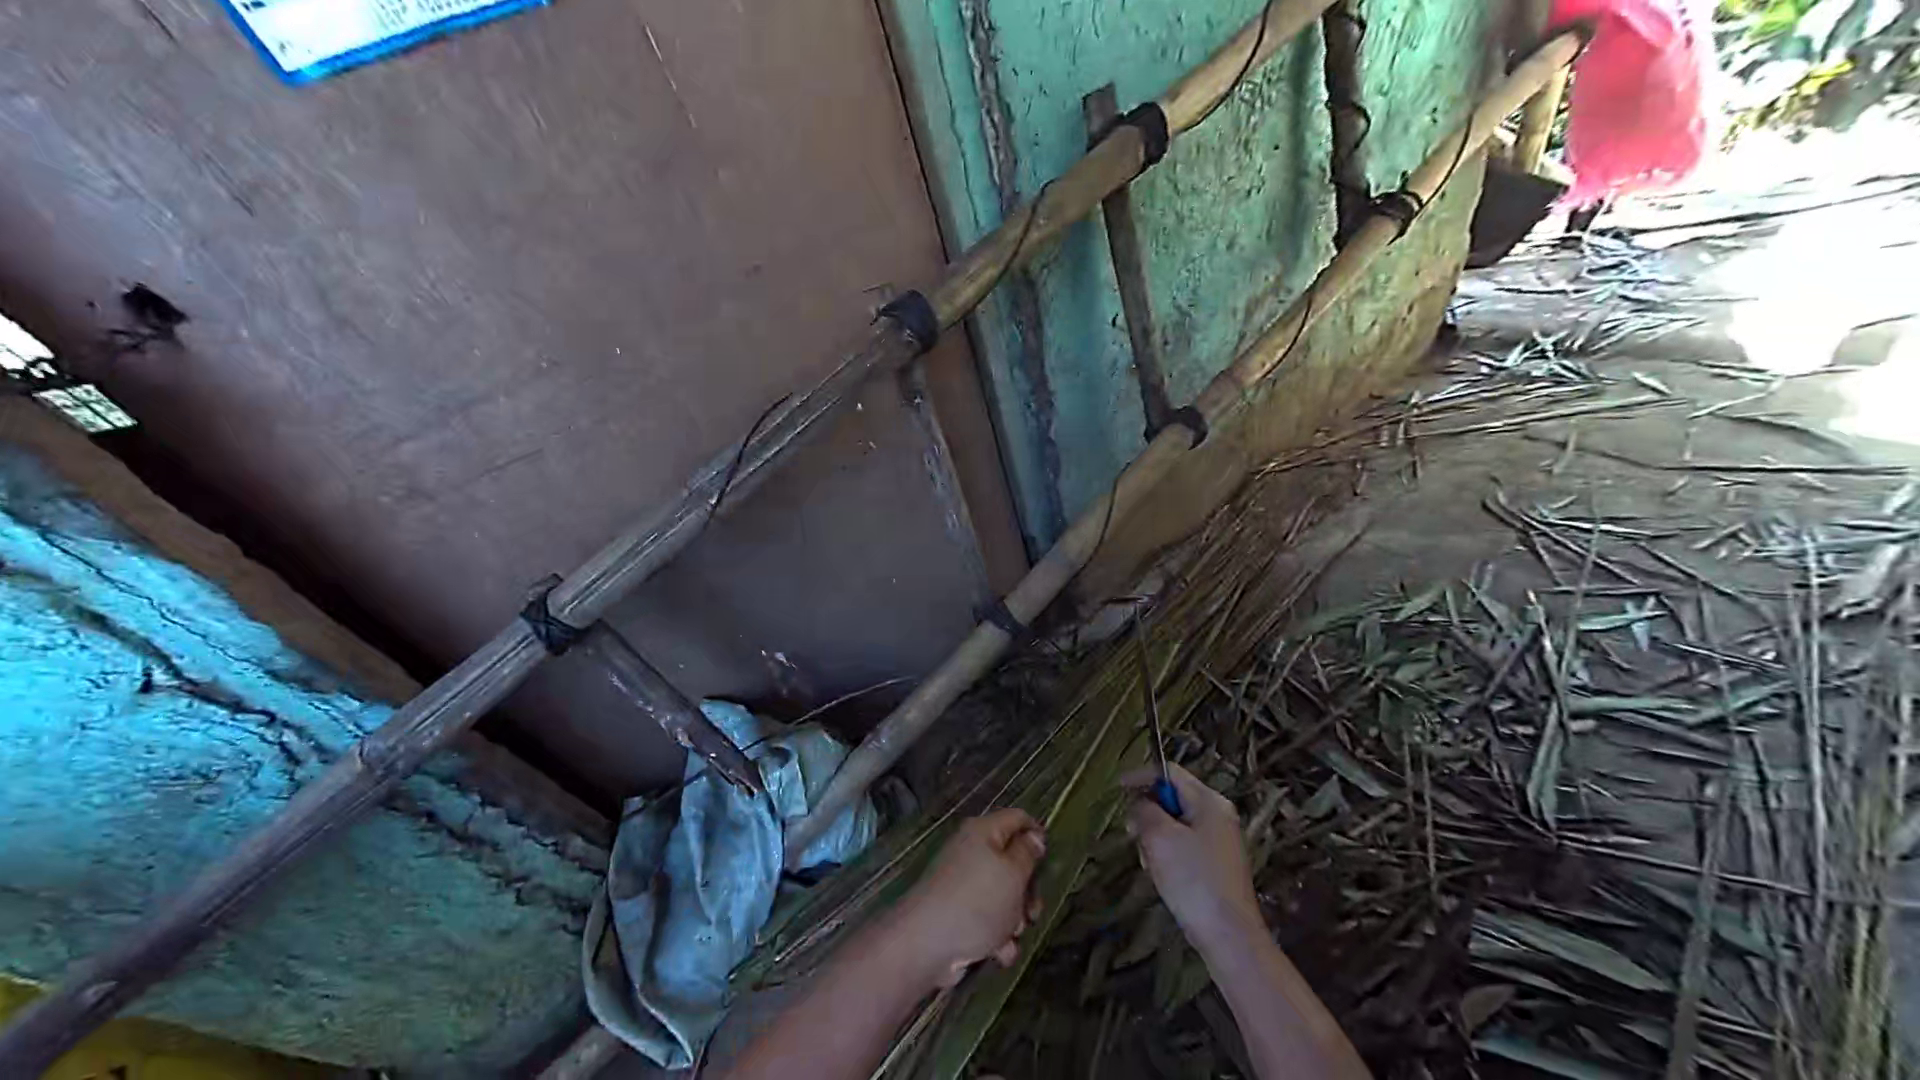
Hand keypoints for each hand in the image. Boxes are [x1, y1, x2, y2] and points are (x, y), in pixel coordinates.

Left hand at [888, 809, 1046, 988]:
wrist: (926, 944)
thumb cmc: (977, 901)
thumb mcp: (1013, 873)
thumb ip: (1027, 853)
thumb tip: (1033, 837)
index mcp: (983, 832)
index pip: (1017, 818)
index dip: (1037, 834)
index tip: (1049, 859)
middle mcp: (971, 852)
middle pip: (1012, 862)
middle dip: (1028, 890)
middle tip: (1033, 911)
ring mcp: (963, 884)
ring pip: (1004, 895)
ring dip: (1015, 918)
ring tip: (1013, 934)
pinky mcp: (958, 914)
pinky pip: (988, 920)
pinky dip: (998, 937)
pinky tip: (999, 953)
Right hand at [1122, 763, 1262, 952]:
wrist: (1229, 936)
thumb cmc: (1193, 879)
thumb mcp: (1160, 837)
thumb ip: (1145, 809)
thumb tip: (1141, 803)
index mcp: (1209, 801)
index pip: (1170, 773)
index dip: (1141, 776)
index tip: (1118, 788)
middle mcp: (1218, 816)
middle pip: (1173, 798)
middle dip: (1148, 812)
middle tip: (1132, 833)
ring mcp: (1219, 841)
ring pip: (1175, 824)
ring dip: (1155, 837)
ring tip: (1148, 861)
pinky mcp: (1216, 865)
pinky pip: (1184, 845)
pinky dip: (1167, 853)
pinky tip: (1161, 876)